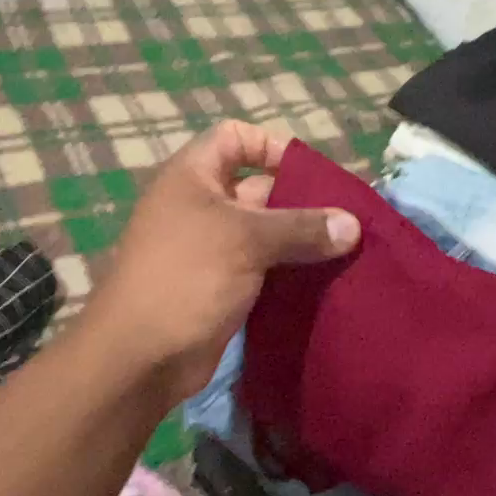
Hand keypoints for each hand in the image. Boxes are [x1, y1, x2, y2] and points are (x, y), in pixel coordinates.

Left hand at [82, 120, 359, 399]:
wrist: (141, 357)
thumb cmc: (186, 277)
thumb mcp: (246, 240)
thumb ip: (302, 227)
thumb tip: (354, 224)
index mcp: (192, 177)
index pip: (236, 138)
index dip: (273, 146)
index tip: (313, 174)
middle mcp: (201, 206)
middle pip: (260, 188)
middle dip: (303, 200)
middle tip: (350, 218)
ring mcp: (212, 250)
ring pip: (267, 233)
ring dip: (303, 241)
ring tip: (349, 249)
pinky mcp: (224, 287)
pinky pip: (265, 268)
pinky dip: (292, 271)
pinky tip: (328, 279)